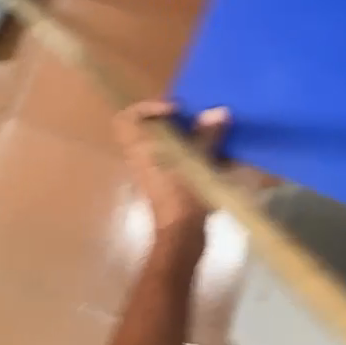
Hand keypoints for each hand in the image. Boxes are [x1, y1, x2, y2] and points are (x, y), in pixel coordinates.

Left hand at [113, 100, 229, 242]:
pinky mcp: (169, 184)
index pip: (127, 119)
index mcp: (142, 149)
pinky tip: (218, 156)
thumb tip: (218, 112)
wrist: (181, 236)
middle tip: (198, 119)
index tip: (175, 111)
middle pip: (152, 129)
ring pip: (167, 144)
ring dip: (189, 137)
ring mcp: (156, 172)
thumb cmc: (184, 196)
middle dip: (176, 121)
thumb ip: (207, 136)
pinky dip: (195, 154)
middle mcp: (144, 158)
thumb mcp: (198, 162)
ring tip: (212, 134)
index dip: (148, 108)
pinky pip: (179, 159)